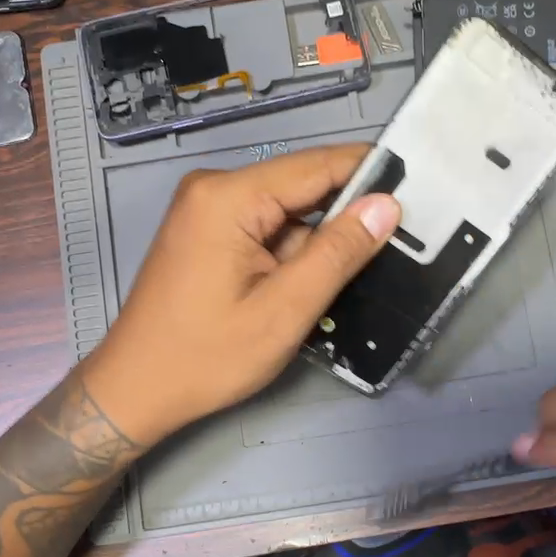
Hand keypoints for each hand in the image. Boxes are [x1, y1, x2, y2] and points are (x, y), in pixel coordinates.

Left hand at [79, 145, 400, 444]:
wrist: (136, 389)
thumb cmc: (207, 356)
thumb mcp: (284, 310)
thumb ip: (337, 253)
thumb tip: (386, 205)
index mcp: (228, 197)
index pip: (316, 166)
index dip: (369, 174)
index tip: (419, 188)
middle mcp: (214, 189)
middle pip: (301, 188)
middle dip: (344, 217)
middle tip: (395, 245)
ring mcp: (206, 211)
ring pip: (286, 213)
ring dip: (316, 243)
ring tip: (349, 278)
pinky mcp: (206, 233)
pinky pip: (264, 229)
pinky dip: (290, 254)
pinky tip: (307, 286)